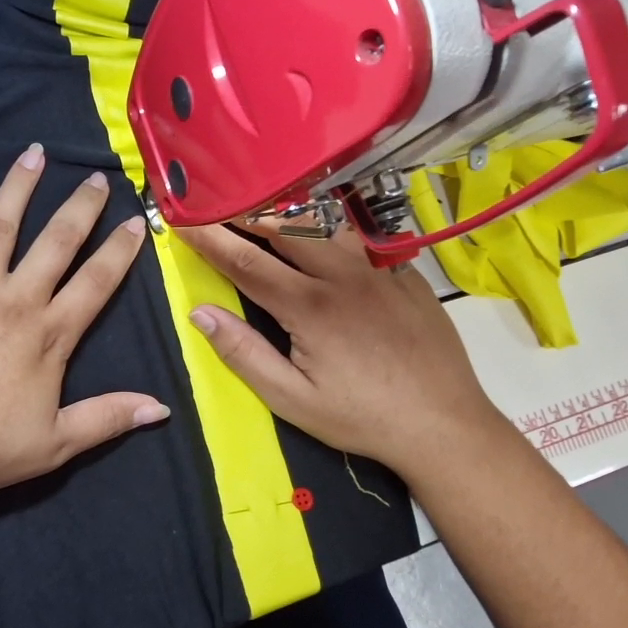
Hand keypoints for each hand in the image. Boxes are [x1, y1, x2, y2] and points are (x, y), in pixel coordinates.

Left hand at [0, 145, 167, 494]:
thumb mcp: (56, 442)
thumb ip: (108, 418)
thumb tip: (162, 409)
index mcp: (50, 335)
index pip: (96, 284)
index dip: (119, 252)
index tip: (136, 222)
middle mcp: (16, 300)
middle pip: (56, 243)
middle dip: (80, 208)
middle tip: (97, 178)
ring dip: (18, 189)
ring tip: (33, 154)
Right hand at [176, 222, 507, 476]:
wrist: (445, 424)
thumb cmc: (361, 417)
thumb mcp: (292, 399)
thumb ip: (243, 353)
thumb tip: (200, 313)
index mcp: (309, 306)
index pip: (245, 261)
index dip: (209, 238)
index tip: (182, 220)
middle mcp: (342, 275)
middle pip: (283, 227)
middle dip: (244, 212)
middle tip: (217, 204)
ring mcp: (378, 269)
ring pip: (324, 223)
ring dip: (286, 213)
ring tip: (261, 210)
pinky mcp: (405, 273)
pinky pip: (360, 236)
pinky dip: (329, 225)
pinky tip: (321, 229)